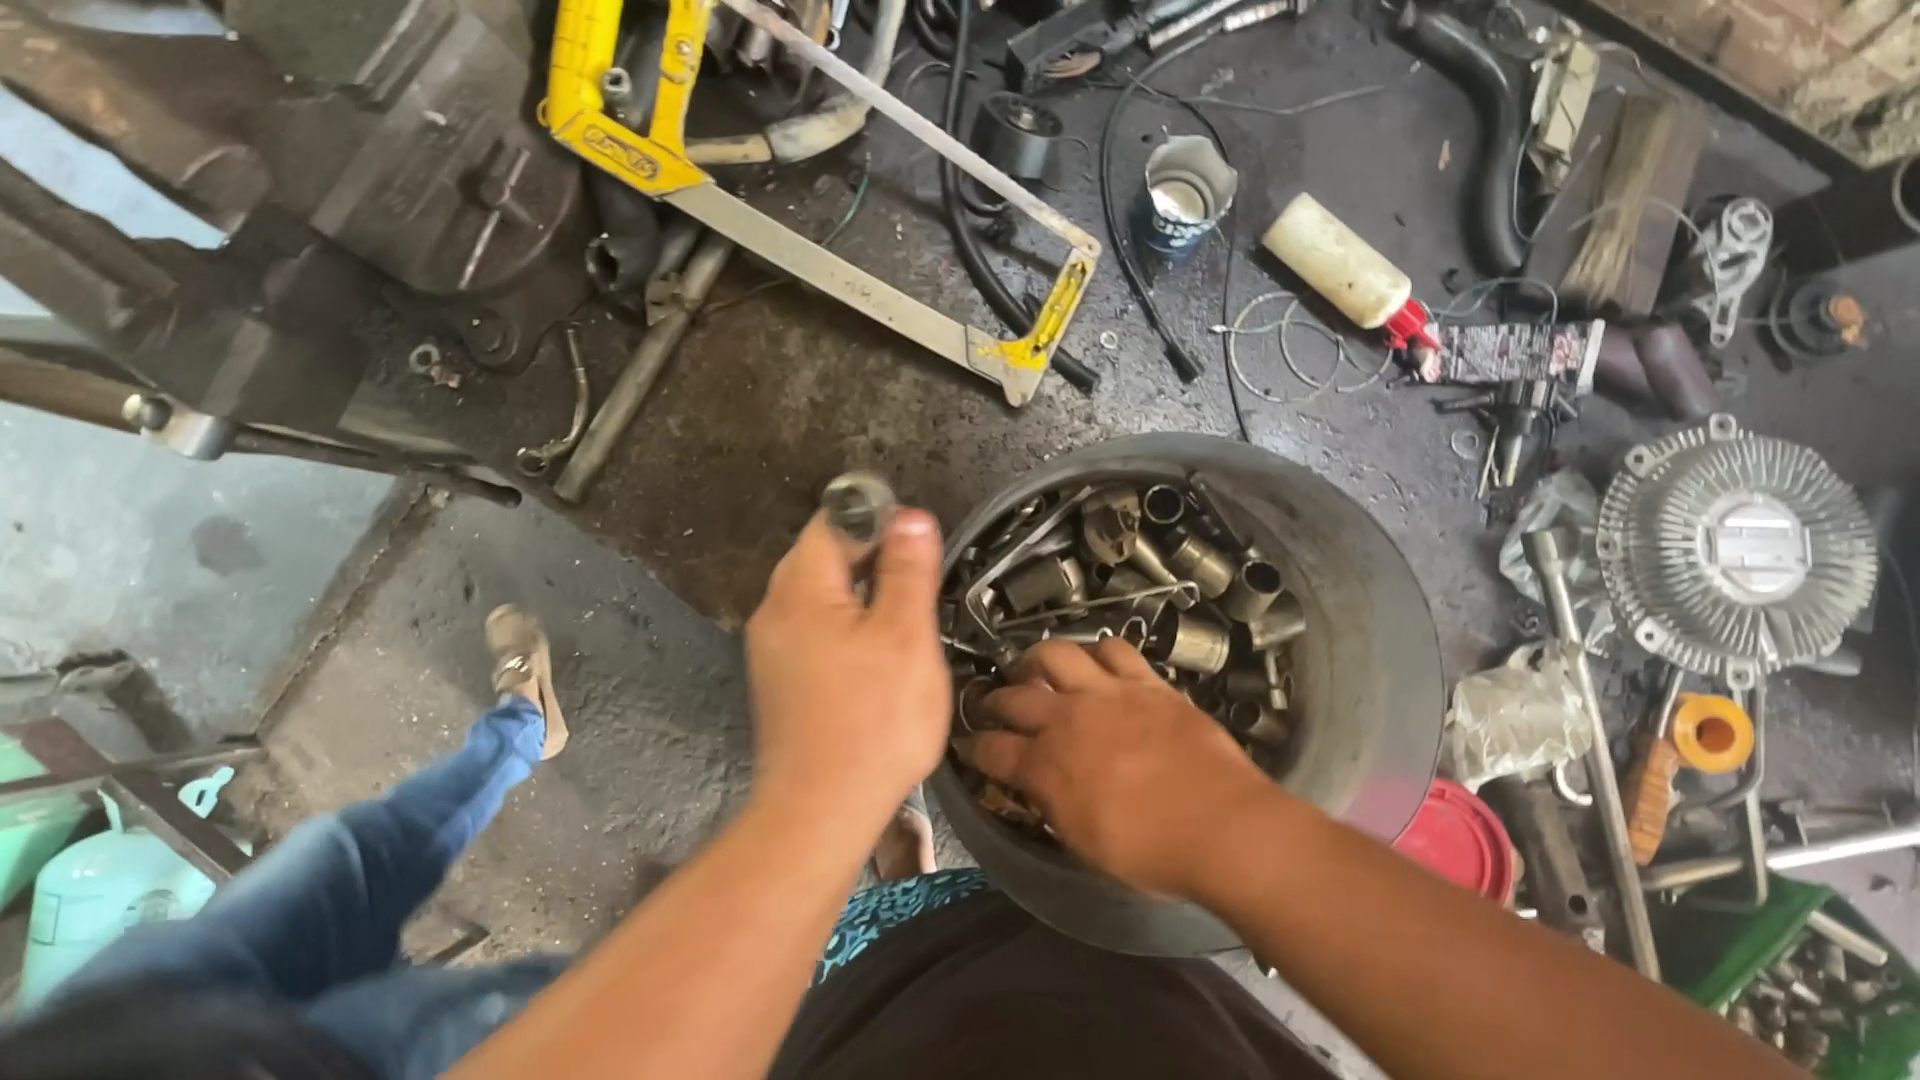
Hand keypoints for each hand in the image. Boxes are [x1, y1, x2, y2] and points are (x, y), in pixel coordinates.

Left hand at [745, 508, 949, 830]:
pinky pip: (815, 630)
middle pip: (824, 556)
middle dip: (874, 558)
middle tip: (921, 583)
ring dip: (863, 596)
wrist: (822, 811)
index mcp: (800, 588)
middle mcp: (774, 610)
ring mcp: (771, 648)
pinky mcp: (779, 680)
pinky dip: (848, 628)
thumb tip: (910, 516)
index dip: (879, 517)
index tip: (920, 542)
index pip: (835, 520)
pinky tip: (877, 657)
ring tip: (906, 621)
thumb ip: (907, 570)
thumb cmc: (874, 721)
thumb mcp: (905, 636)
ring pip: (822, 596)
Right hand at [959, 639, 1275, 900]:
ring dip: (1039, 660)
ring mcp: (1108, 694)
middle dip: (997, 700)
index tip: (971, 746)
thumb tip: (1039, 786)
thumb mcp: (1085, 843)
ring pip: (1057, 654)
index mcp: (1046, 767)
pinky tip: (1099, 664)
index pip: (992, 750)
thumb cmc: (1151, 852)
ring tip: (1040, 669)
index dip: (976, 748)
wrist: (1222, 827)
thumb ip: (1054, 805)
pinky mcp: (1147, 683)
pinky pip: (1114, 650)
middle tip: (997, 705)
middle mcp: (1067, 719)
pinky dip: (1099, 654)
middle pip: (1015, 696)